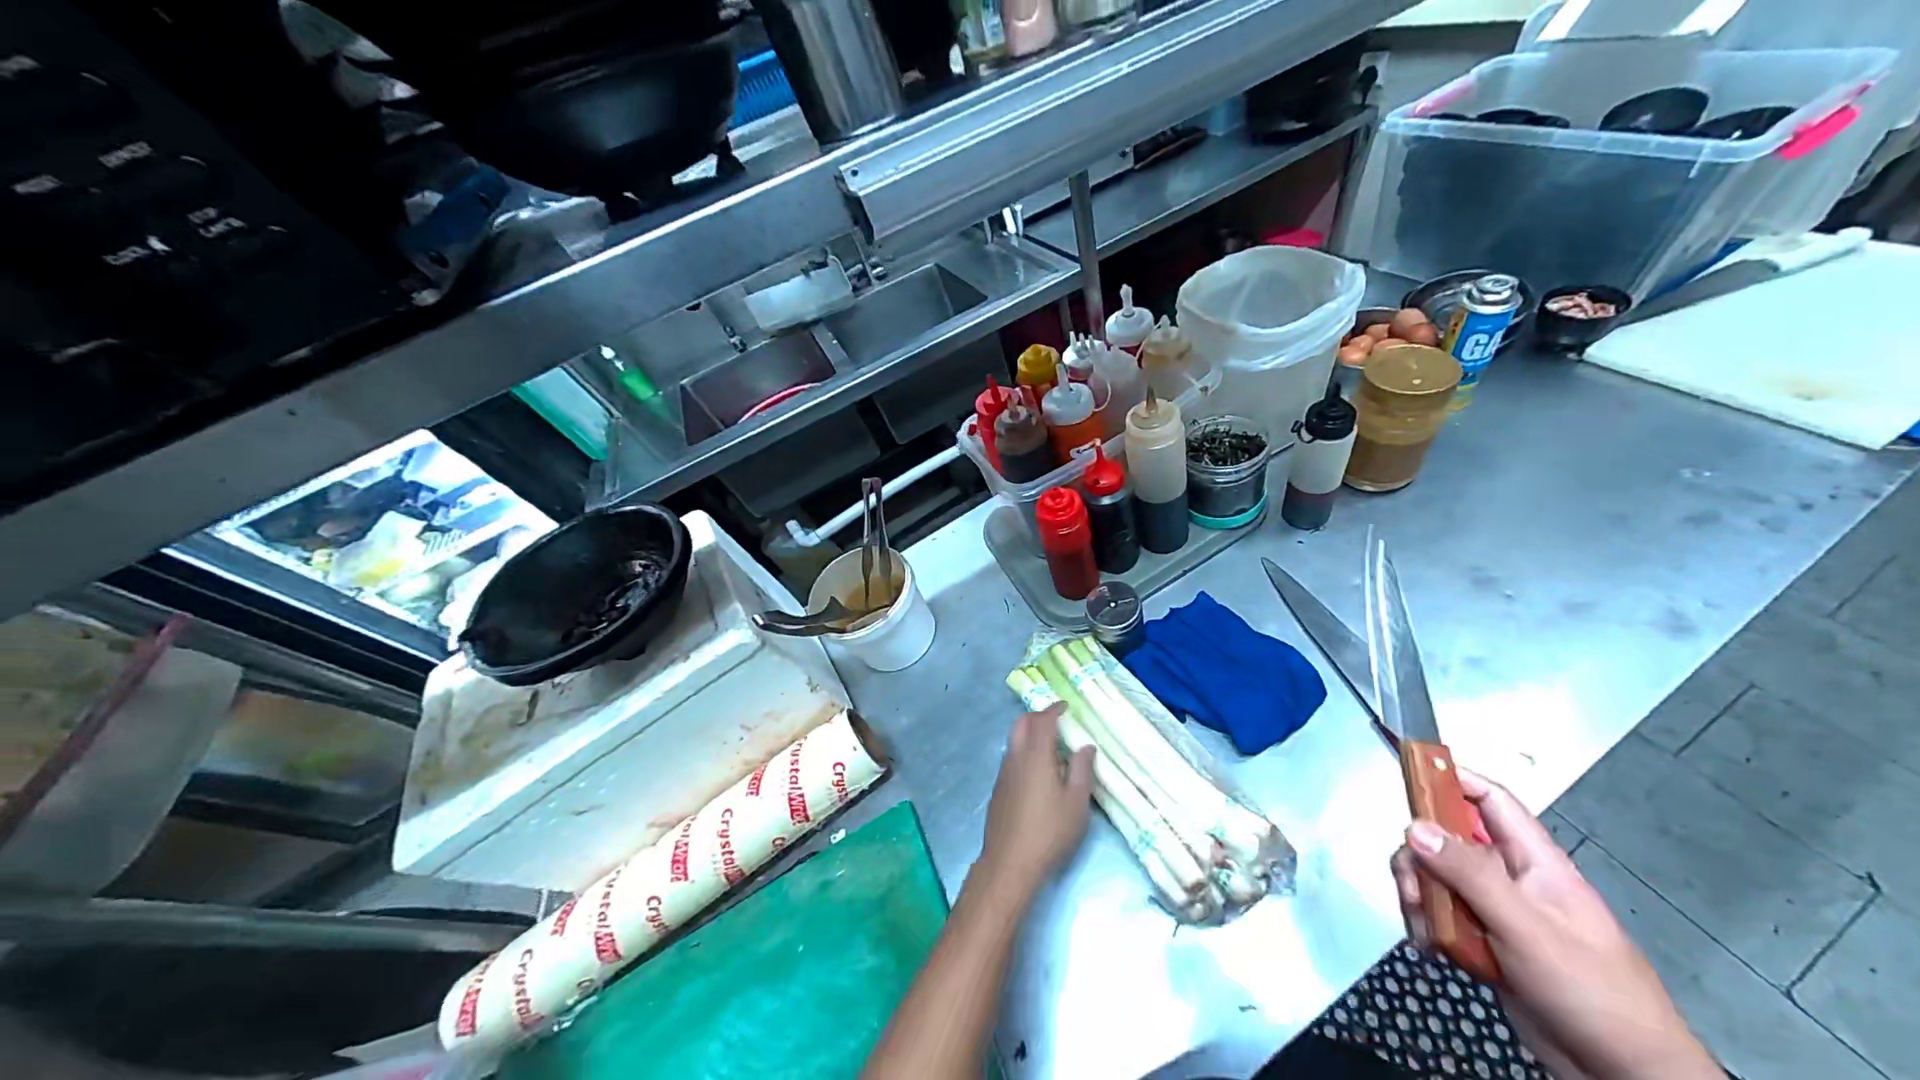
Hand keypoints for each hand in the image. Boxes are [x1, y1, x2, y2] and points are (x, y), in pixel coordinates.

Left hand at [973, 705, 1094, 900]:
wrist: (1010, 862)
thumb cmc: (1050, 831)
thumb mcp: (1077, 802)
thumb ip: (1083, 770)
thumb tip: (1086, 746)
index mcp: (1036, 755)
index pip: (1042, 721)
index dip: (1054, 710)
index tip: (1065, 706)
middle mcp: (1015, 757)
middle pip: (1021, 724)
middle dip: (1038, 716)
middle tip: (1056, 721)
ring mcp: (1003, 773)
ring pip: (1014, 740)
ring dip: (1029, 734)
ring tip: (1051, 746)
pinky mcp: (998, 789)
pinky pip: (1011, 757)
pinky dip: (1024, 751)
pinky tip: (1038, 771)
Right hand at [1391, 768, 1721, 1079]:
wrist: (1626, 1076)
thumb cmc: (1593, 992)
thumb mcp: (1527, 928)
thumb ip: (1469, 875)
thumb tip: (1415, 826)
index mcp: (1534, 862)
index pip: (1491, 800)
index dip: (1453, 779)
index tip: (1409, 774)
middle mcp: (1511, 879)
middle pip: (1447, 840)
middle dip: (1419, 859)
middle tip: (1410, 887)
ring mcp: (1497, 912)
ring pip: (1437, 879)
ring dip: (1420, 899)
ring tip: (1425, 931)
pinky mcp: (1485, 943)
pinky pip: (1441, 916)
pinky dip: (1428, 928)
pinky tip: (1431, 950)